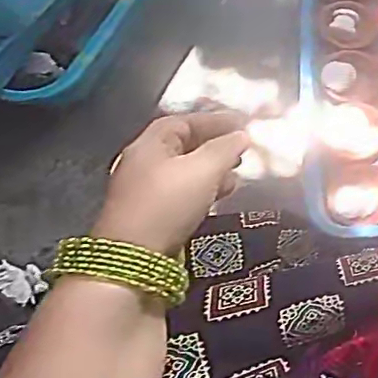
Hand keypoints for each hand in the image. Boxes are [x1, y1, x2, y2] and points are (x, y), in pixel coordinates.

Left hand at [91, 112, 249, 254]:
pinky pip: (183, 191)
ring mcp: (145, 189)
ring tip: (236, 173)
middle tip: (241, 149)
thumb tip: (241, 136)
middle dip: (214, 145)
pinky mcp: (153, 213)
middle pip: (183, 145)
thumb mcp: (204, 169)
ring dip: (212, 168)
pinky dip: (204, 188)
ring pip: (185, 169)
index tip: (241, 124)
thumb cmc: (169, 203)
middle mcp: (143, 162)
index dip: (213, 120)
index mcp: (149, 144)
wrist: (135, 257)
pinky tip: (220, 195)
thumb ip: (225, 149)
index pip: (183, 122)